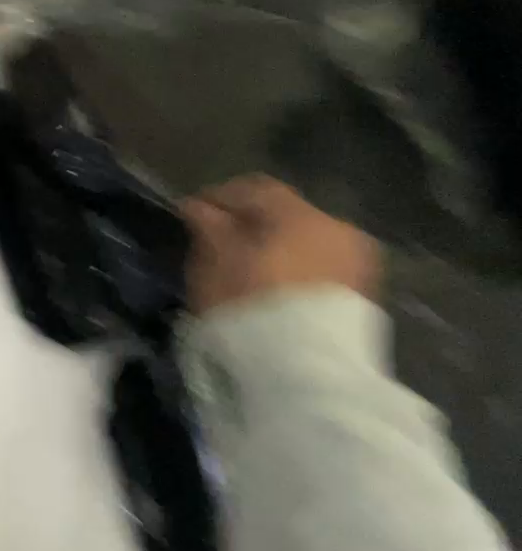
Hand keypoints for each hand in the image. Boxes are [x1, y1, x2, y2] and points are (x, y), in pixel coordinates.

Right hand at [182, 175, 379, 315]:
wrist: (302, 362)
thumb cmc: (247, 303)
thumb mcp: (212, 261)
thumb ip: (207, 226)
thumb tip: (198, 206)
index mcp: (300, 215)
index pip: (255, 188)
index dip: (218, 196)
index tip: (188, 213)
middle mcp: (337, 226)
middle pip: (284, 214)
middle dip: (248, 223)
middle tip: (215, 243)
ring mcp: (356, 259)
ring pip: (304, 240)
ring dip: (272, 246)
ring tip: (243, 269)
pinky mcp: (361, 289)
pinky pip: (319, 264)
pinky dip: (293, 266)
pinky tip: (271, 287)